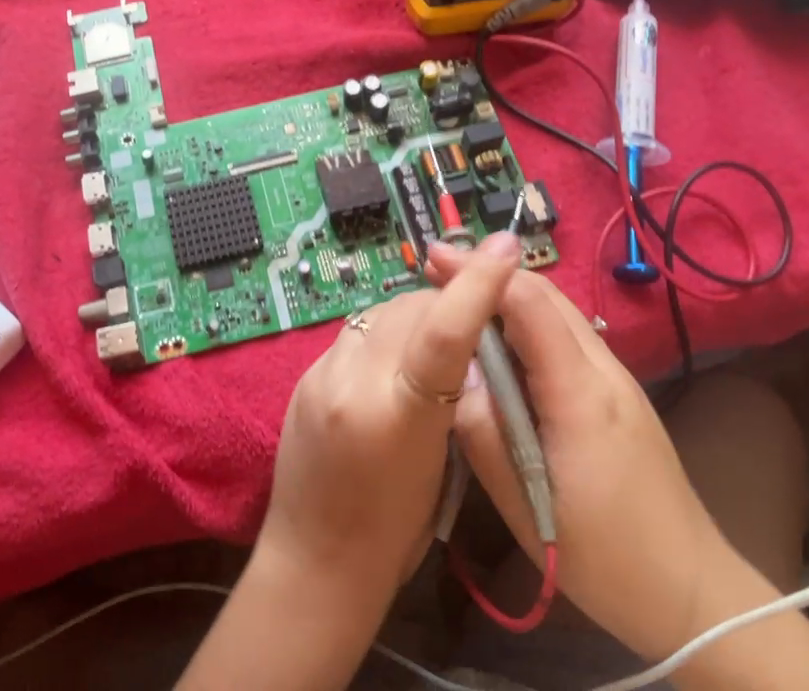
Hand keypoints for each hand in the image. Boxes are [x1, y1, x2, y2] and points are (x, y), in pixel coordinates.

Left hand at [257, 231, 521, 594]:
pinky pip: (355, 332)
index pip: (443, 331)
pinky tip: (392, 360)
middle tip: (474, 320)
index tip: (505, 248)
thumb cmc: (396, 533)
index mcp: (399, 416)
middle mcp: (353, 383)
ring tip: (433, 342)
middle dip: (446, 303)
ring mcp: (321, 375)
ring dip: (413, 315)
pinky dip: (383, 334)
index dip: (478, 285)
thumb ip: (453, 398)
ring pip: (381, 312)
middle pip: (411, 308)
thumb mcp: (444, 468)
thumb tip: (467, 346)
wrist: (315, 560)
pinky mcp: (304, 375)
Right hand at [426, 246, 739, 660]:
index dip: (481, 274)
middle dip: (490, 274)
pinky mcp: (616, 397)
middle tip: (435, 269)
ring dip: (508, 296)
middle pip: (546, 298)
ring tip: (457, 298)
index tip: (433, 259)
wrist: (689, 589)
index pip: (530, 306)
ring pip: (558, 316)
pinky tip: (498, 344)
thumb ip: (483, 434)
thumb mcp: (525, 505)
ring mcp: (616, 381)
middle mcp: (603, 371)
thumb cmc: (604, 555)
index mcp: (580, 393)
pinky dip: (525, 325)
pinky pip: (565, 341)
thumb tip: (449, 377)